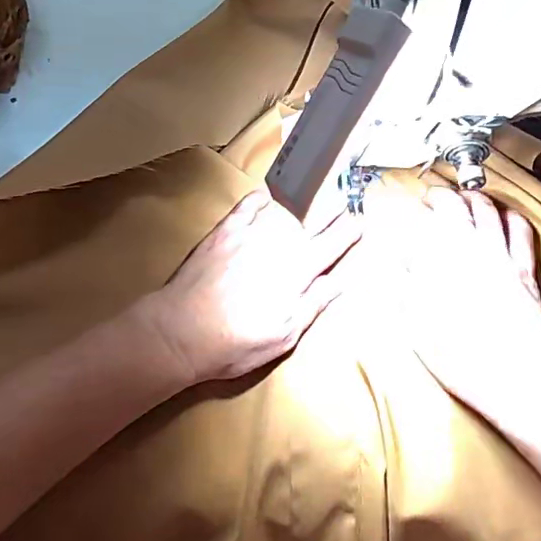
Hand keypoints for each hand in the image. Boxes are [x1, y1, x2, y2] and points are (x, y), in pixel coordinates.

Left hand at [133, 190, 360, 383]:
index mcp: (298, 271)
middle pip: (312, 222)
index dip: (349, 231)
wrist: (181, 331)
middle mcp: (278, 244)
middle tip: (341, 205)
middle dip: (330, 213)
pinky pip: (246, 206)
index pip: (333, 244)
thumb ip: (313, 303)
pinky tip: (265, 197)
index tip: (360, 221)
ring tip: (311, 198)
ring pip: (282, 212)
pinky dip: (259, 200)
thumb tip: (338, 280)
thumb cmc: (235, 342)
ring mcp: (249, 233)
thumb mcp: (284, 335)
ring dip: (300, 205)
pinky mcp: (223, 231)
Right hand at [366, 187, 540, 454]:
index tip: (401, 213)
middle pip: (453, 204)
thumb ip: (403, 287)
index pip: (417, 221)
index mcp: (434, 260)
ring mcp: (499, 254)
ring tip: (465, 198)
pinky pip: (520, 228)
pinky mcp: (524, 267)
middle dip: (439, 196)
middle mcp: (466, 248)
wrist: (514, 372)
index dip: (407, 212)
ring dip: (473, 197)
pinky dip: (510, 215)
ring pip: (486, 208)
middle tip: (431, 199)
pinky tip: (504, 216)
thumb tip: (395, 264)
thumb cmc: (460, 355)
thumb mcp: (414, 324)